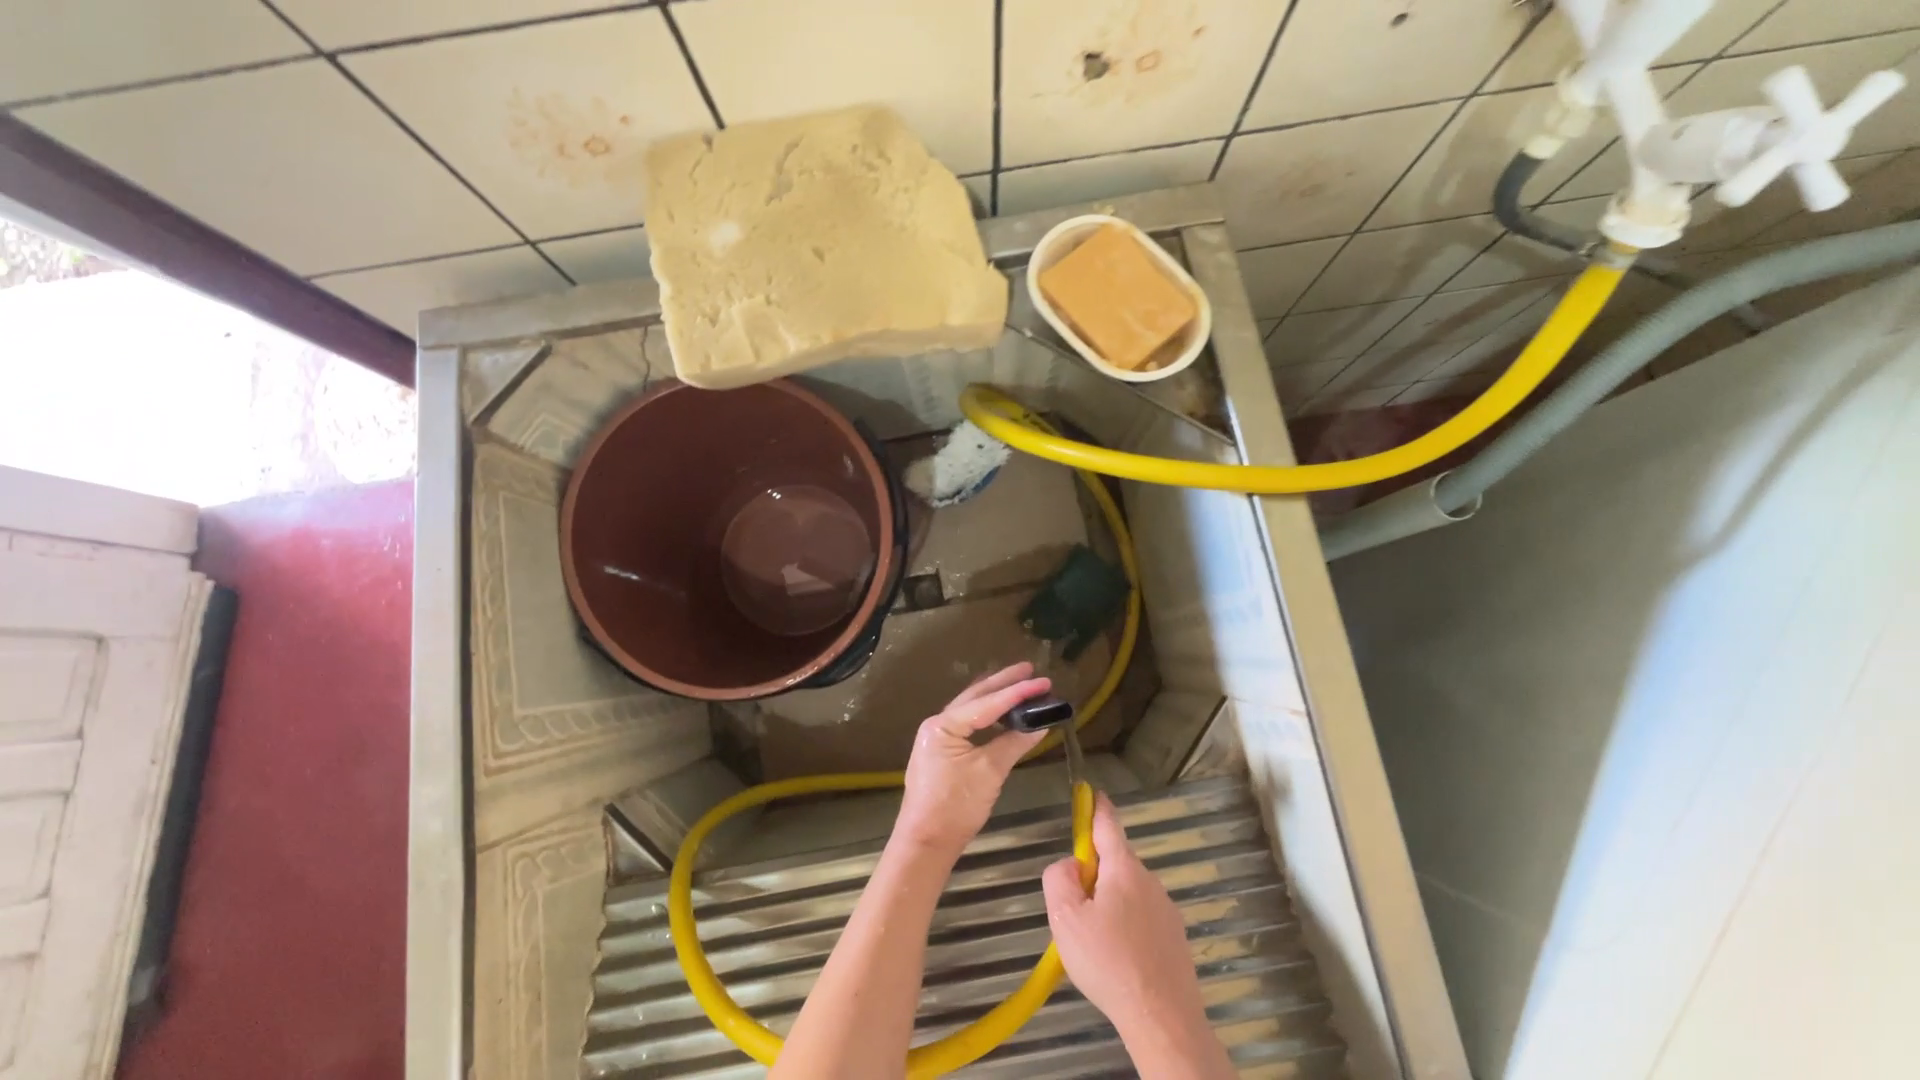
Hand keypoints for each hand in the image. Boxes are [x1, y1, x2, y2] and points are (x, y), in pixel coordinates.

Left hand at [895, 662, 1049, 856]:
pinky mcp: (941, 752)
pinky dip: (988, 716)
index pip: (988, 702)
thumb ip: (1015, 743)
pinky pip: (968, 724)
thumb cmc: (956, 806)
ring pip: (971, 710)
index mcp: (944, 725)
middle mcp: (937, 724)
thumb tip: (1041, 724)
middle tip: (1030, 670)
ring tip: (1020, 685)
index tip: (1044, 681)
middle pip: (976, 697)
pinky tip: (1003, 715)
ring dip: (996, 698)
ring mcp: (937, 738)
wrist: (926, 842)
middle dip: (1003, 683)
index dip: (1018, 692)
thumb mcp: (990, 772)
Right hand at [1042, 796, 1210, 1041]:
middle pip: (1115, 863)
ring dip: (1109, 904)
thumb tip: (1069, 864)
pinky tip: (1117, 960)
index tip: (1090, 792)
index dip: (1095, 807)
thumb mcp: (1066, 918)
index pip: (1108, 824)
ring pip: (1128, 894)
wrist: (1161, 1016)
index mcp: (1124, 869)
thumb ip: (1059, 879)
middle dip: (1093, 876)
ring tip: (1094, 945)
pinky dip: (1126, 928)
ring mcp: (1167, 910)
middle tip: (1074, 912)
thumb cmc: (1109, 962)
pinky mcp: (1175, 938)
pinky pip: (1142, 919)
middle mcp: (1150, 881)